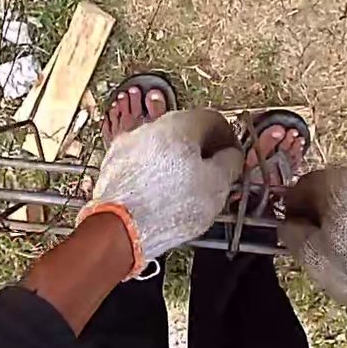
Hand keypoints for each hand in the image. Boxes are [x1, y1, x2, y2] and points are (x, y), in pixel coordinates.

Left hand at [77, 109, 242, 275]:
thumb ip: (230, 163)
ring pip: (163, 148)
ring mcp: (130, 145)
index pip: (214, 119)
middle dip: (203, 152)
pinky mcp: (115, 164)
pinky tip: (162, 196)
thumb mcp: (216, 186)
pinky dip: (157, 174)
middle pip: (186, 131)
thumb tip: (232, 156)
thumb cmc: (167, 207)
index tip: (232, 157)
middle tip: (213, 175)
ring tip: (187, 191)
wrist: (121, 228)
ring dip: (179, 163)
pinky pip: (144, 163)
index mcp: (180, 125)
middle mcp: (152, 127)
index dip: (229, 139)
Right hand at [280, 167, 346, 342]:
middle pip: (332, 188)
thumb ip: (292, 233)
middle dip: (319, 209)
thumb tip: (290, 225)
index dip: (292, 206)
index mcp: (338, 181)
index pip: (303, 184)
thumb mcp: (312, 255)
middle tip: (314, 237)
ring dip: (343, 215)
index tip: (290, 225)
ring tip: (341, 247)